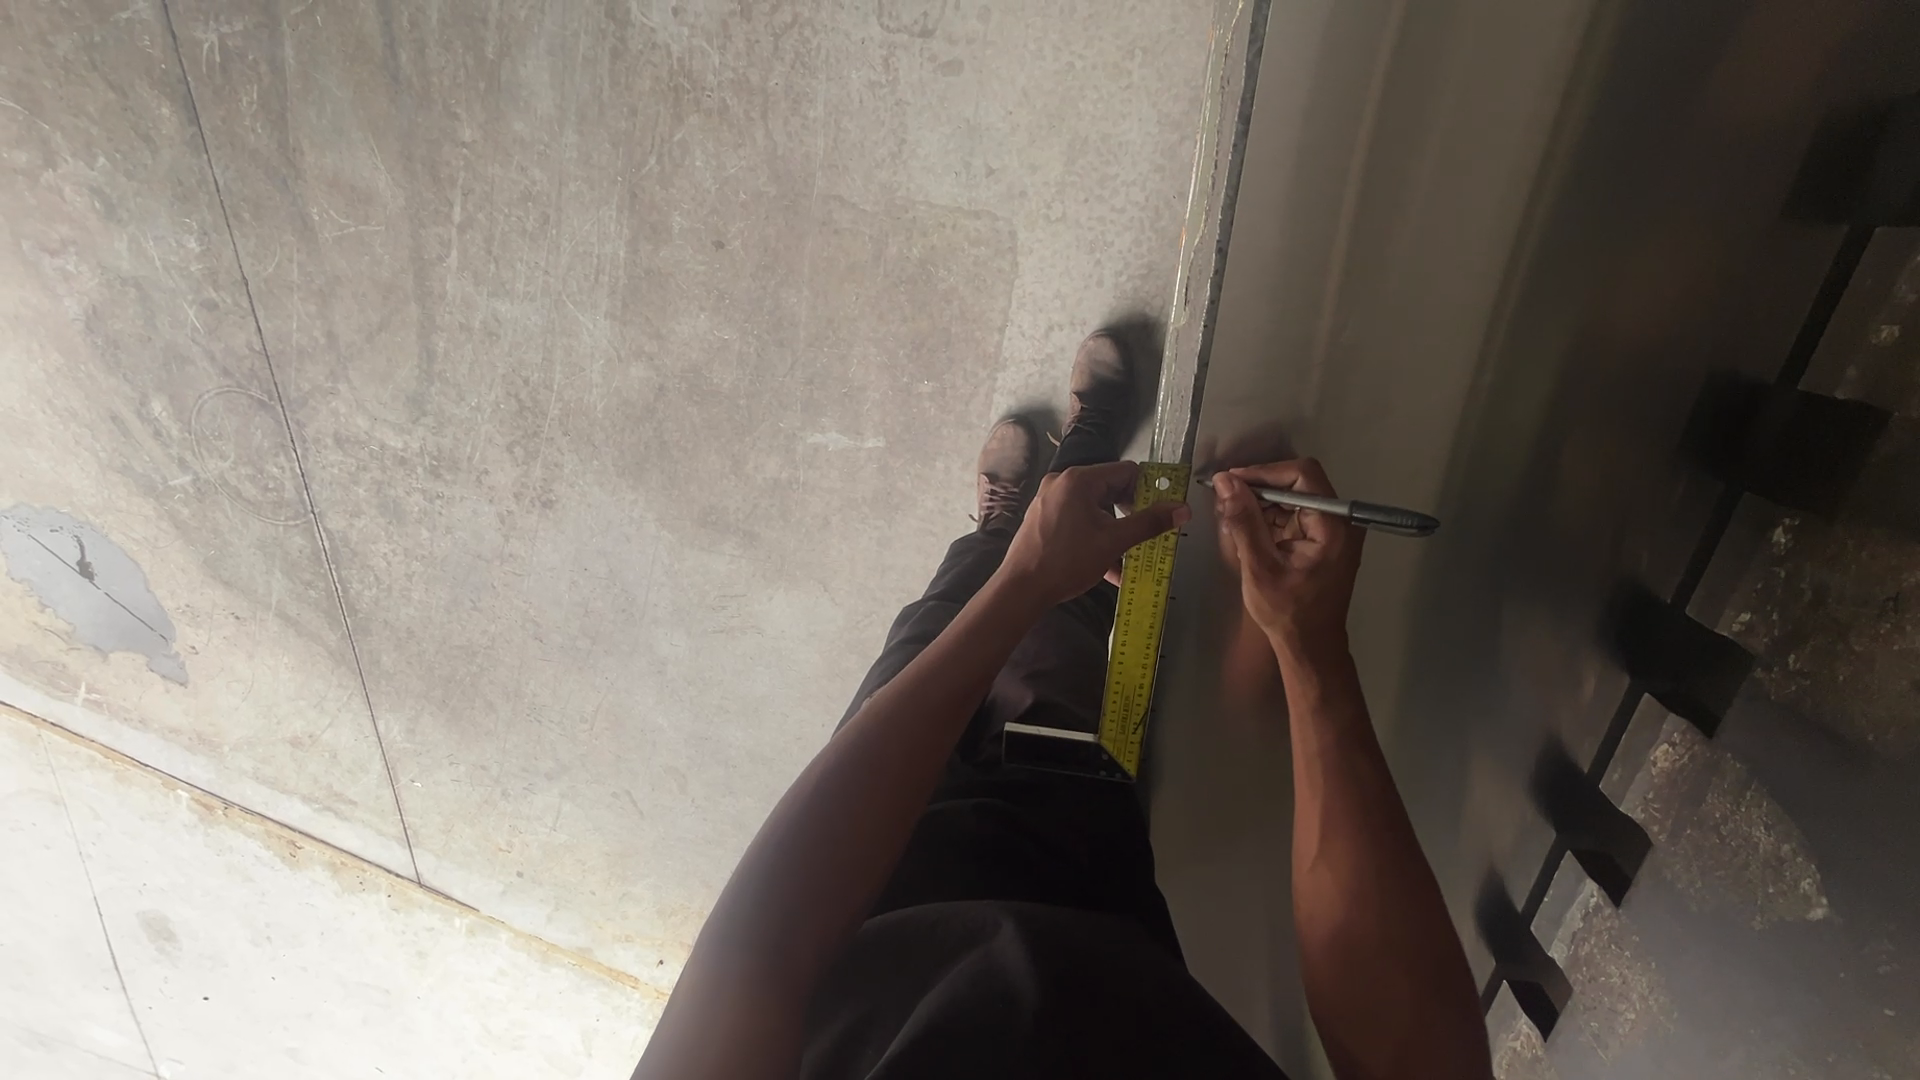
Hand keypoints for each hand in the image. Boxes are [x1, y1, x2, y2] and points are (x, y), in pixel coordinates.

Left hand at [999, 461, 1189, 608]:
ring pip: (1094, 508)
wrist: (1021, 589)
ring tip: (1128, 557)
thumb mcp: (1113, 541)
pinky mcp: (1042, 518)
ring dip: (1114, 531)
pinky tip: (1108, 567)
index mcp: (1079, 480)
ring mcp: (1049, 500)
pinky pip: (1078, 520)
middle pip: (1110, 489)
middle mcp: (1062, 482)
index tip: (1158, 515)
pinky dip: (1095, 537)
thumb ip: (1149, 523)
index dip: (1147, 492)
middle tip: (1145, 537)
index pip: (1126, 472)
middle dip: (1130, 514)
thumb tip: (1184, 509)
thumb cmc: (1067, 562)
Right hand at [1212, 459, 1362, 658]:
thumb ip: (1244, 520)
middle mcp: (1340, 521)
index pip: (1302, 476)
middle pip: (1299, 483)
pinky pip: (1294, 515)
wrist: (1309, 645)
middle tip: (1226, 498)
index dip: (1264, 473)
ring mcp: (1333, 531)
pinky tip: (1246, 530)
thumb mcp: (1259, 565)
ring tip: (1231, 516)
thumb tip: (1225, 482)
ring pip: (1294, 498)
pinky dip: (1269, 518)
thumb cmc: (1287, 611)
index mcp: (1333, 525)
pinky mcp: (1322, 540)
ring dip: (1262, 503)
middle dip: (1260, 488)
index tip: (1231, 482)